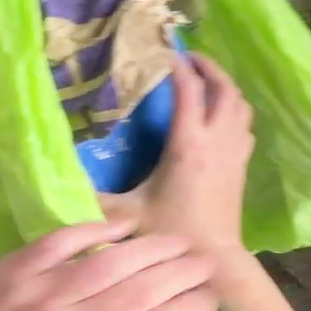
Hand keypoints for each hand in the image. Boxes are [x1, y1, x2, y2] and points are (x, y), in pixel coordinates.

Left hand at [0, 219, 218, 310]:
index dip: (189, 310)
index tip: (211, 296)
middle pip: (139, 294)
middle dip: (181, 274)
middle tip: (206, 261)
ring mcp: (40, 293)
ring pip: (111, 263)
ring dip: (154, 248)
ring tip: (180, 242)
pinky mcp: (19, 265)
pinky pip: (68, 239)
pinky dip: (102, 229)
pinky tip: (129, 226)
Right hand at [101, 54, 253, 260]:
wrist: (215, 258)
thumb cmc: (172, 232)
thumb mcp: (129, 213)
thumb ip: (96, 197)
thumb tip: (66, 183)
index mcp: (188, 144)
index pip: (188, 90)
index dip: (176, 66)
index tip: (162, 52)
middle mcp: (217, 140)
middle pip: (225, 88)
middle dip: (208, 67)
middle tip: (189, 59)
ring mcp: (234, 151)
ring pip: (240, 104)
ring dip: (225, 86)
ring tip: (204, 82)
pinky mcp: (242, 165)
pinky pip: (244, 124)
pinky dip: (233, 110)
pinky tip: (218, 117)